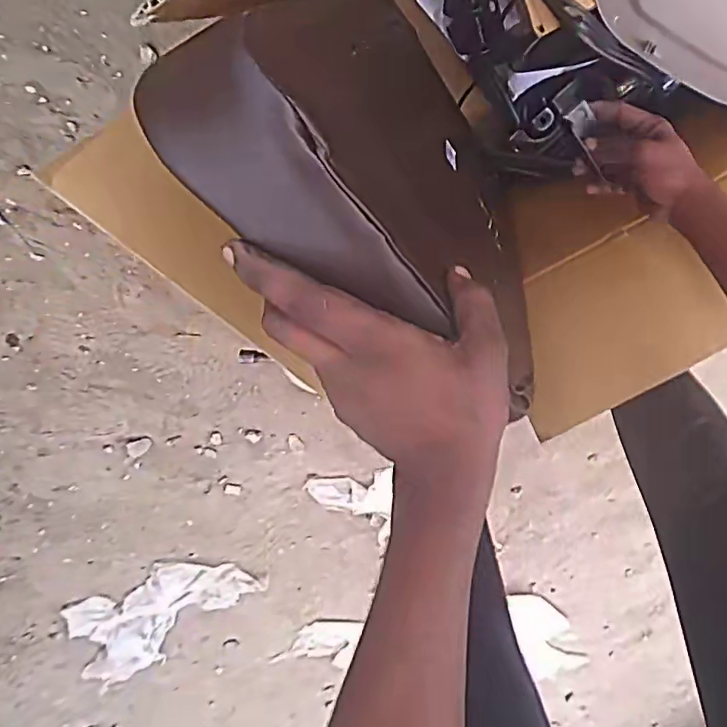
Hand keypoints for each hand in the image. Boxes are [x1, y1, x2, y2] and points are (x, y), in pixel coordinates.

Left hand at [224, 241, 509, 485]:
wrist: (446, 475)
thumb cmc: (465, 413)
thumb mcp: (487, 353)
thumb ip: (474, 305)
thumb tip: (458, 275)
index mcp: (372, 340)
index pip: (305, 301)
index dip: (268, 274)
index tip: (239, 252)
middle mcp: (344, 362)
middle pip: (281, 321)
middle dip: (262, 289)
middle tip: (258, 262)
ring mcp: (338, 387)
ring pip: (298, 342)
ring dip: (293, 315)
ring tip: (311, 293)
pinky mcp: (344, 405)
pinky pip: (320, 363)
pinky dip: (319, 340)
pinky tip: (350, 337)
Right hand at [574, 101, 716, 220]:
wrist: (685, 203)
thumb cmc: (671, 172)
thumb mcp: (641, 153)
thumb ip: (613, 148)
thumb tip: (589, 145)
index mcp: (650, 127)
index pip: (620, 113)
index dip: (600, 111)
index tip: (580, 112)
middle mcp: (642, 143)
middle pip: (610, 137)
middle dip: (591, 142)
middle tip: (574, 145)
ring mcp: (637, 163)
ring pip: (608, 160)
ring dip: (592, 165)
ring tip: (578, 169)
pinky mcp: (634, 183)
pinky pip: (612, 180)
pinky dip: (601, 183)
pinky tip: (591, 186)